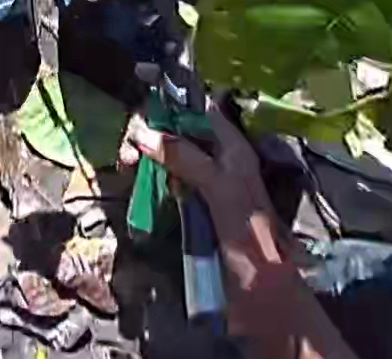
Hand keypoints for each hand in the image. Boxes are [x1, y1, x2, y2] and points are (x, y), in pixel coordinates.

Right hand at [127, 104, 356, 358]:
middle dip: (149, 129)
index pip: (197, 105)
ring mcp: (199, 182)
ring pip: (163, 152)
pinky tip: (133, 179)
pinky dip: (144, 174)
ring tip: (128, 165)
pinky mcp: (186, 205)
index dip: (170, 95)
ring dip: (142, 152)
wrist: (263, 305)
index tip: (141, 86)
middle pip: (173, 127)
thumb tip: (145, 133)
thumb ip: (187, 159)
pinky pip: (160, 179)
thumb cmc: (251, 243)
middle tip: (130, 148)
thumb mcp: (222, 193)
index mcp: (230, 146)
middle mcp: (214, 157)